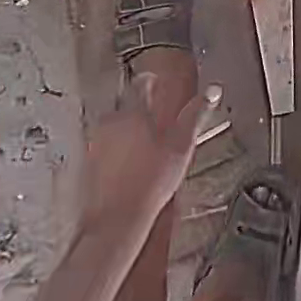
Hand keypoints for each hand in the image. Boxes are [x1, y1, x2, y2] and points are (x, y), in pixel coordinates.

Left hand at [81, 74, 218, 233]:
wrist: (116, 218)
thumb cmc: (151, 182)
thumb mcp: (182, 146)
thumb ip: (196, 115)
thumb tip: (212, 91)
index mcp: (136, 112)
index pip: (142, 83)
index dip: (152, 82)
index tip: (157, 84)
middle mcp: (113, 121)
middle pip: (127, 103)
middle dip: (141, 109)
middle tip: (156, 122)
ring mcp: (97, 140)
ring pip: (115, 124)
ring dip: (128, 129)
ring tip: (145, 147)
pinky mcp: (89, 160)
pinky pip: (105, 145)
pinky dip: (116, 149)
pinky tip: (129, 166)